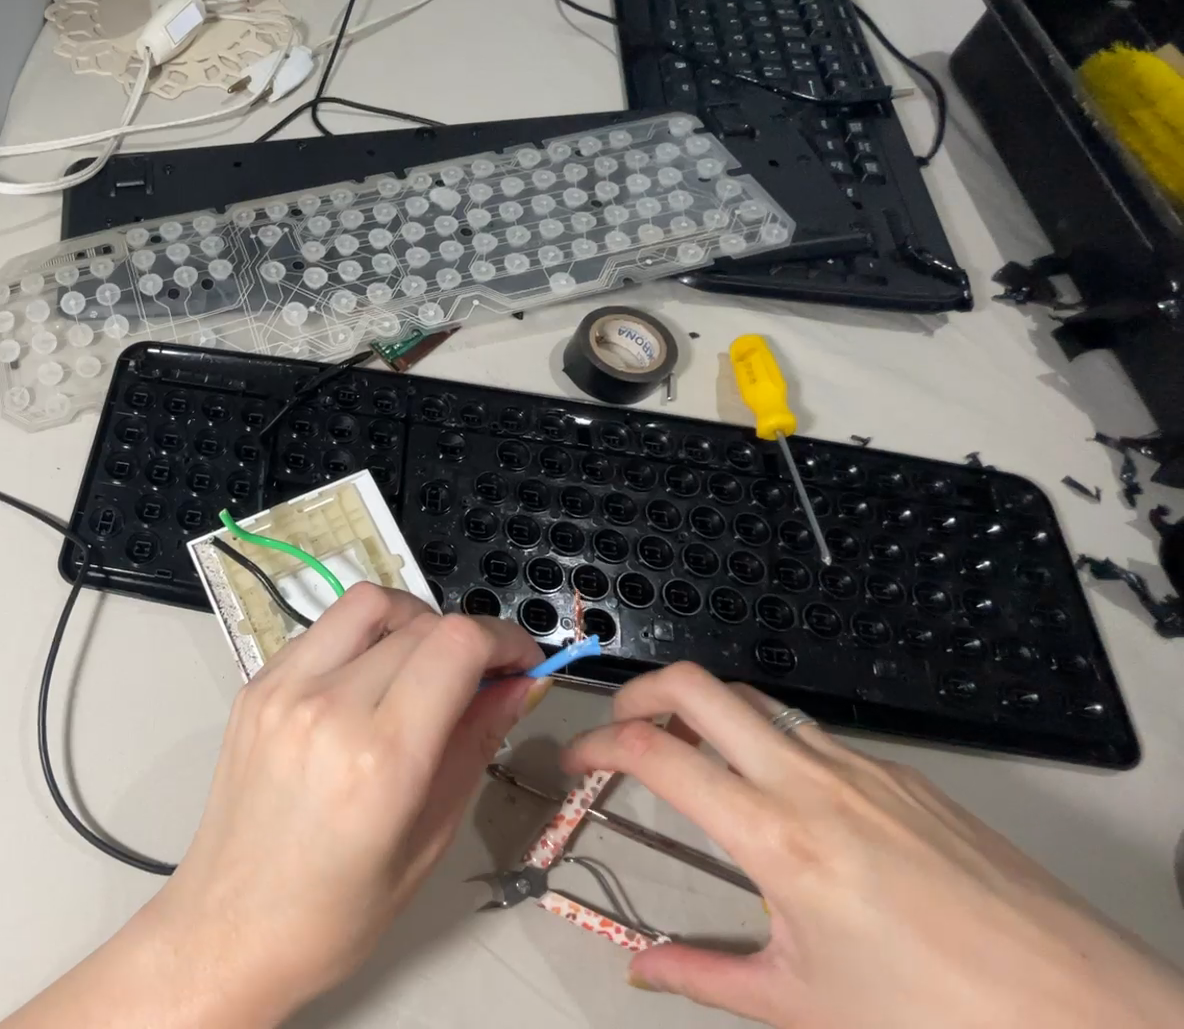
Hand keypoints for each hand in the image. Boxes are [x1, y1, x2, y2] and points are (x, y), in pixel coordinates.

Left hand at [0, 583, 548, 1027]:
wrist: (231, 923)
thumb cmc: (335, 911)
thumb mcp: (428, 841)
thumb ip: (473, 747)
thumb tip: (515, 686)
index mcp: (379, 757)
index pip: (456, 645)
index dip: (504, 640)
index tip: (522, 661)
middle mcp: (326, 705)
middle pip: (418, 621)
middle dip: (466, 637)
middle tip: (481, 675)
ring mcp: (282, 688)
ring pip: (364, 604)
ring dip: (411, 620)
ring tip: (426, 664)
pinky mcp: (254, 685)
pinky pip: (322, 631)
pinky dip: (361, 639)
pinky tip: (369, 680)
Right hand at [565, 663, 1183, 1028]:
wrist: (1106, 1023)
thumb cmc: (940, 1022)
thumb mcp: (803, 1006)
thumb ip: (703, 976)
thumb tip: (637, 968)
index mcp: (773, 836)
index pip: (651, 751)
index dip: (593, 745)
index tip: (574, 765)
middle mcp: (810, 780)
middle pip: (696, 685)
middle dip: (638, 695)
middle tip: (620, 735)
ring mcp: (864, 769)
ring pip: (753, 701)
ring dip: (702, 716)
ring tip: (693, 765)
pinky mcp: (907, 777)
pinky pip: (812, 735)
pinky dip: (767, 746)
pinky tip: (788, 807)